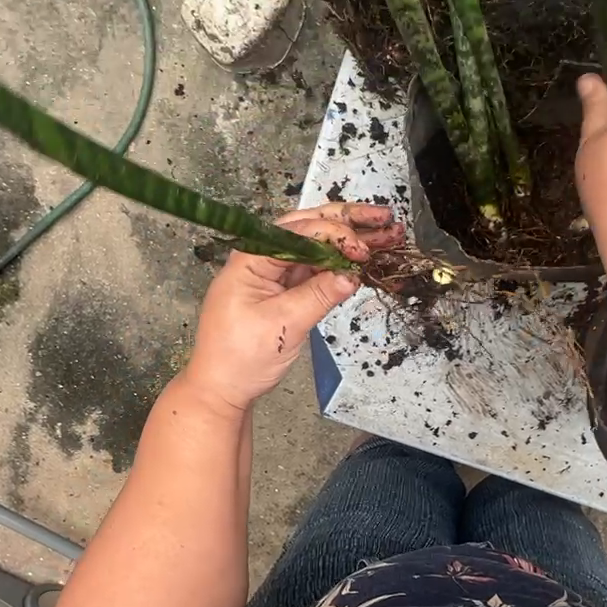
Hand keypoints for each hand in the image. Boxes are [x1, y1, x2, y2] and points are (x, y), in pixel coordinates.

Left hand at [179, 202, 403, 414]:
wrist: (222, 388)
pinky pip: (314, 270)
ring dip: (348, 242)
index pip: (298, 232)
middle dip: (347, 222)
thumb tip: (351, 275)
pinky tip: (362, 261)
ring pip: (315, 248)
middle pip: (308, 229)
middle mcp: (262, 259)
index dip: (334, 235)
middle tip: (383, 217)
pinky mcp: (283, 291)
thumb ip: (319, 296)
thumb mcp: (283, 325)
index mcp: (251, 259)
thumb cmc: (239, 358)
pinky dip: (338, 265)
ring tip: (384, 235)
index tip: (360, 251)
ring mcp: (273, 275)